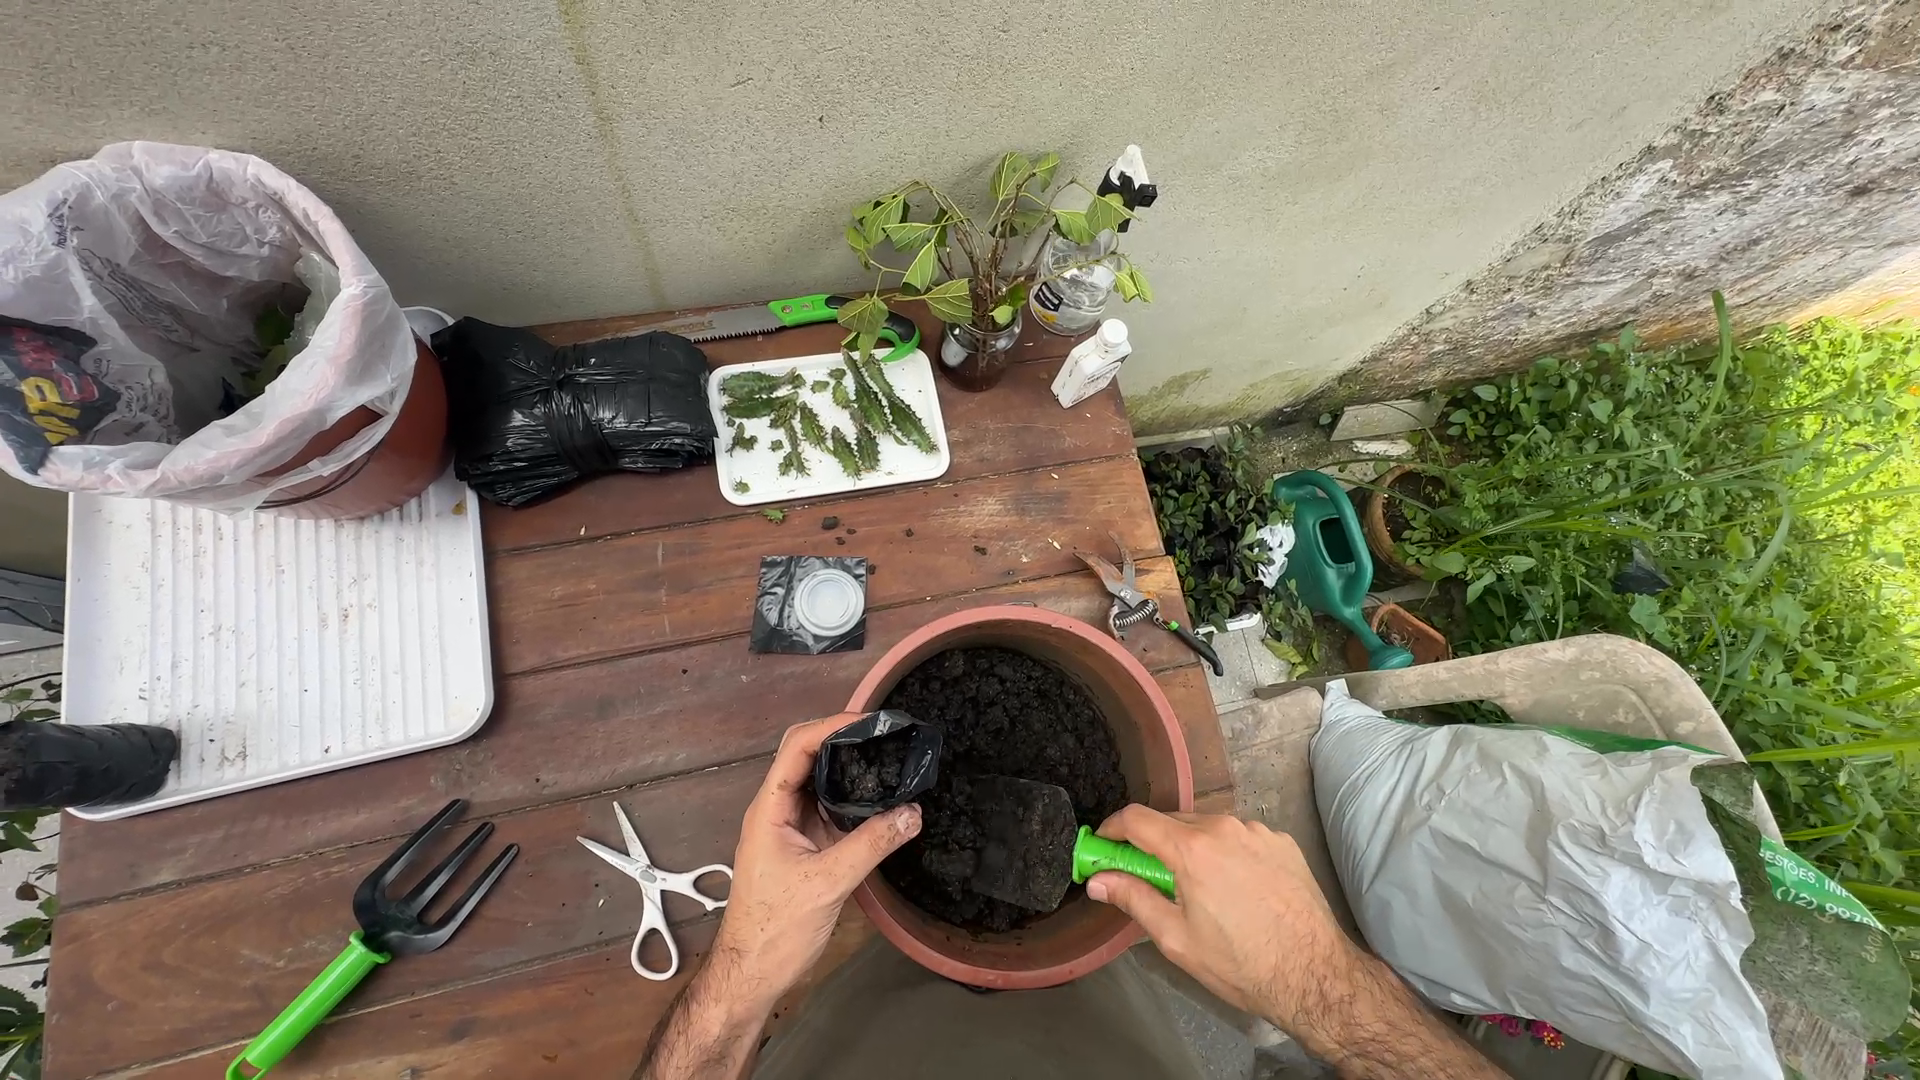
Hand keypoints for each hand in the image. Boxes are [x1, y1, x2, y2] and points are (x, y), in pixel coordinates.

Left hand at [705, 713, 921, 1015]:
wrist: (751, 976)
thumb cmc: (776, 929)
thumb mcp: (827, 884)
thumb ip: (871, 845)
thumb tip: (913, 813)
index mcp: (770, 808)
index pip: (796, 747)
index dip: (830, 725)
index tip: (869, 722)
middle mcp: (777, 808)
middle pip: (806, 753)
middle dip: (842, 736)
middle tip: (883, 733)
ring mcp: (790, 825)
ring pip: (818, 778)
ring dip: (848, 762)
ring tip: (887, 753)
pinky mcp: (804, 842)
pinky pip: (828, 804)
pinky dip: (852, 793)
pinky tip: (879, 795)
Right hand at [1084, 807, 1365, 1040]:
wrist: (1319, 978)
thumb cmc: (1242, 964)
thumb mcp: (1177, 939)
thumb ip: (1133, 899)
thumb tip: (1097, 879)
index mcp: (1192, 848)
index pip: (1136, 818)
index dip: (1113, 828)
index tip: (1104, 844)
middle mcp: (1223, 827)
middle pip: (1172, 821)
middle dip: (1153, 844)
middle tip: (1150, 877)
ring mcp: (1256, 831)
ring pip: (1208, 827)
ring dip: (1193, 847)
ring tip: (1201, 889)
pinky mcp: (1281, 841)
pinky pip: (1240, 836)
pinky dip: (1228, 853)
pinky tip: (1238, 887)